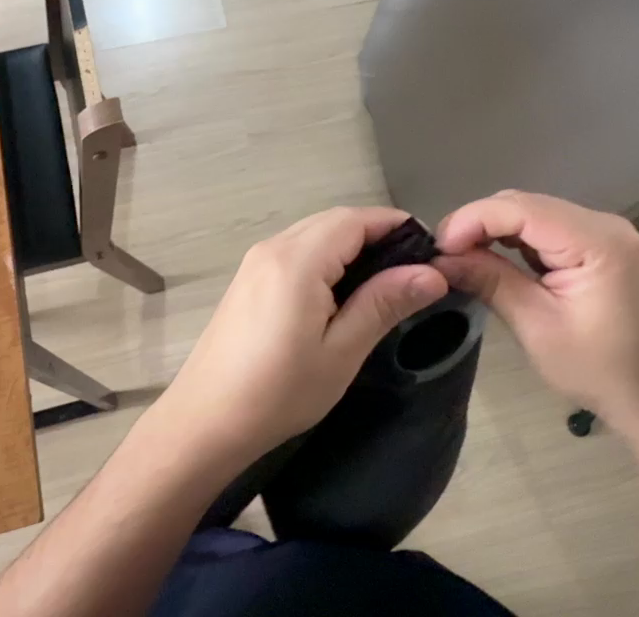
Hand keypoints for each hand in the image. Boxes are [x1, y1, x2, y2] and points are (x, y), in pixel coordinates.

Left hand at [150, 207, 448, 464]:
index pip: (354, 219)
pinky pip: (295, 250)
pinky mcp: (247, 279)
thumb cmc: (279, 391)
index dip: (394, 225)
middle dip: (375, 234)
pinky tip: (342, 292)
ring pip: (313, 234)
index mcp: (297, 259)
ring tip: (385, 282)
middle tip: (414, 269)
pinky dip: (325, 257)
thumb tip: (432, 273)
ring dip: (350, 245)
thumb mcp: (341, 352)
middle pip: (333, 221)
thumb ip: (383, 304)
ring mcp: (255, 262)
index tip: (432, 249)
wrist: (206, 419)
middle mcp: (273, 247)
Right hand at [433, 190, 638, 432]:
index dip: (472, 220)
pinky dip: (518, 237)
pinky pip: (550, 226)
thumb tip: (441, 258)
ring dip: (496, 229)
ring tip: (464, 256)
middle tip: (446, 254)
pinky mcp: (603, 244)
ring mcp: (607, 232)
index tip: (439, 247)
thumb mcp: (536, 327)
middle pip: (526, 204)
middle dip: (480, 223)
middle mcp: (605, 225)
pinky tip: (498, 257)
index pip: (520, 209)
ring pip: (534, 211)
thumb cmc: (598, 370)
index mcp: (597, 243)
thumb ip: (490, 280)